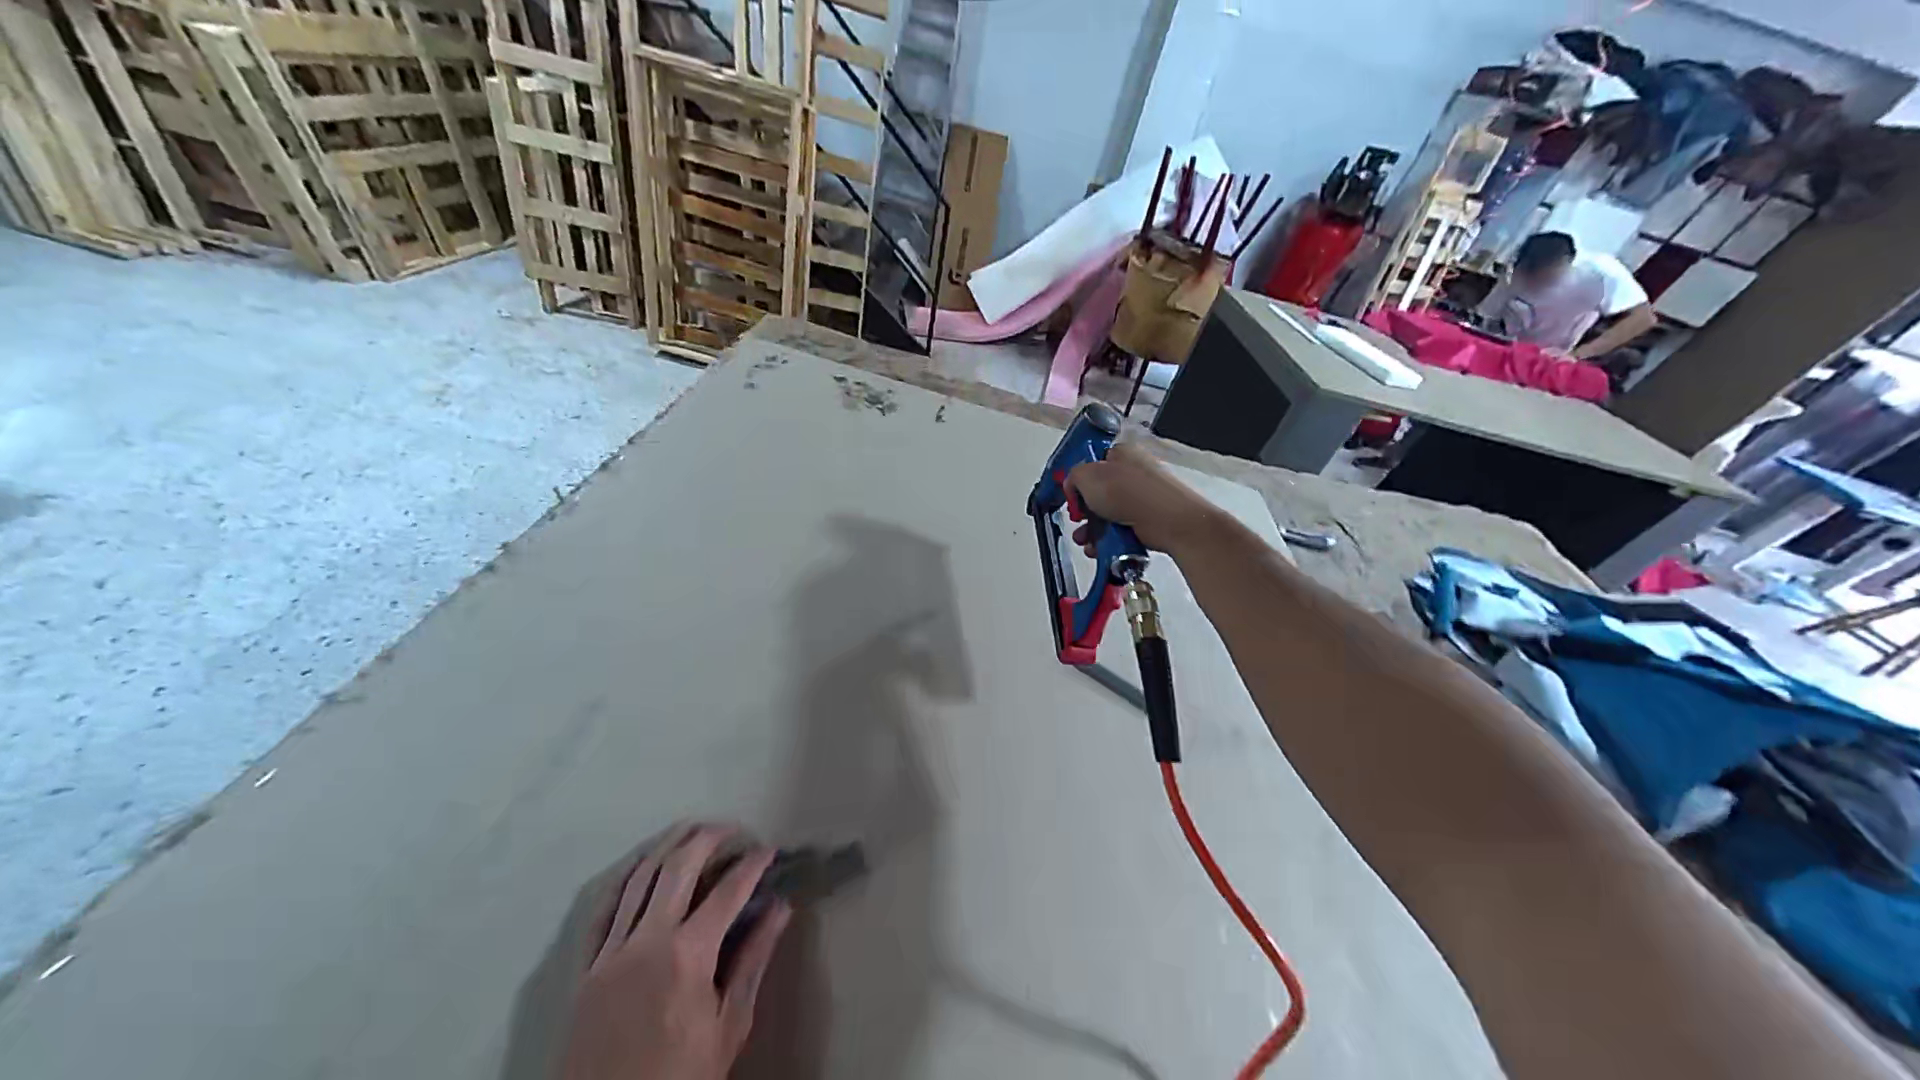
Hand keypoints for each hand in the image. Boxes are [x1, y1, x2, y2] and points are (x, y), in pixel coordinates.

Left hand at [561, 824, 790, 1079]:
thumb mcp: (729, 1027)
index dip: (752, 866)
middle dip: (707, 839)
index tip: (769, 851)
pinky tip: (640, 866)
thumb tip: (780, 909)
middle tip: (732, 829)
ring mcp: (610, 952)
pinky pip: (602, 911)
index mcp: (687, 956)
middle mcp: (646, 942)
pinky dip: (624, 880)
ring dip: (666, 847)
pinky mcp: (586, 969)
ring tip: (690, 830)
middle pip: (678, 868)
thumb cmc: (680, 1078)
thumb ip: (753, 961)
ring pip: (638, 879)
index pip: (727, 892)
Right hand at [1062, 442, 1224, 555]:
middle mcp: (1133, 474)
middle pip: (1097, 493)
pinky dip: (1108, 541)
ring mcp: (1141, 499)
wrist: (1170, 522)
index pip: (1092, 461)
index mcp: (1121, 454)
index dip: (1077, 478)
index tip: (1069, 493)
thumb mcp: (1088, 476)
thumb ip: (1073, 477)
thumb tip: (1072, 487)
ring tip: (1086, 540)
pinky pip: (1120, 531)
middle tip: (1078, 518)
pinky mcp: (1147, 522)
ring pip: (1107, 515)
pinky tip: (1100, 548)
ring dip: (1092, 530)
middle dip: (1083, 510)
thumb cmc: (1134, 494)